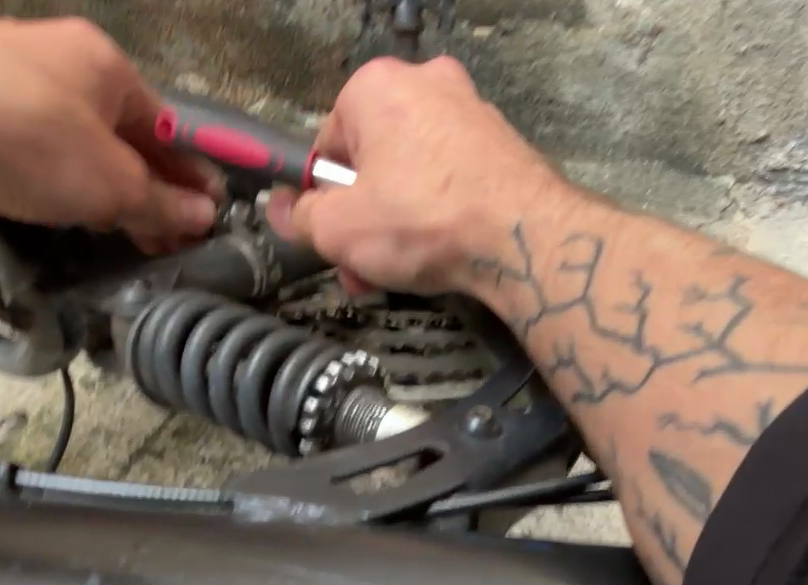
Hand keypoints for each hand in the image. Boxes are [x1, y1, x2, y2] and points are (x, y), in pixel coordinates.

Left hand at [0, 18, 224, 251]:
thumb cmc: (28, 138)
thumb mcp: (114, 182)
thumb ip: (163, 202)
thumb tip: (205, 215)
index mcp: (104, 64)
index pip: (167, 127)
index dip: (192, 178)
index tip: (208, 221)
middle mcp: (59, 62)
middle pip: (124, 138)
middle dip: (150, 191)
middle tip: (169, 242)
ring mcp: (9, 83)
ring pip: (79, 150)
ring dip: (107, 195)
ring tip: (125, 239)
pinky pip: (34, 156)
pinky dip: (58, 187)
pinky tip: (66, 218)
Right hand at [265, 56, 566, 293]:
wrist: (523, 241)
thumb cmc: (426, 222)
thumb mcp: (338, 229)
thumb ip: (300, 218)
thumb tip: (284, 211)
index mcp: (375, 88)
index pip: (327, 146)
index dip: (324, 201)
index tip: (330, 237)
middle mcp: (428, 87)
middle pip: (375, 165)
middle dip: (365, 222)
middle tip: (364, 268)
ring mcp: (473, 116)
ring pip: (416, 179)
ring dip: (401, 227)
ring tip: (402, 274)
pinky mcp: (505, 152)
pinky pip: (455, 187)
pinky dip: (442, 220)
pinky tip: (443, 257)